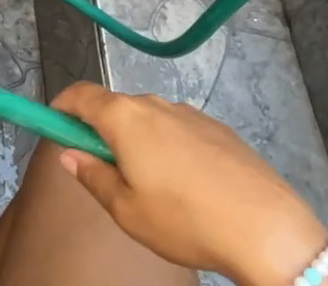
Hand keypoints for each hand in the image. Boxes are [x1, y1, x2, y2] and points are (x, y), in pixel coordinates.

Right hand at [50, 83, 327, 285]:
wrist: (272, 232)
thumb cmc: (187, 221)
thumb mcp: (127, 211)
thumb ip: (92, 176)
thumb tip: (68, 154)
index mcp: (124, 117)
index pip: (79, 94)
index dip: (61, 106)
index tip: (56, 126)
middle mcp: (154, 103)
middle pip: (116, 106)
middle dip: (103, 130)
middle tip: (107, 171)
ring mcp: (191, 114)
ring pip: (151, 119)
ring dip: (141, 140)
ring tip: (156, 186)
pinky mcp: (222, 129)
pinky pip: (182, 130)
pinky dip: (174, 147)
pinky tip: (192, 186)